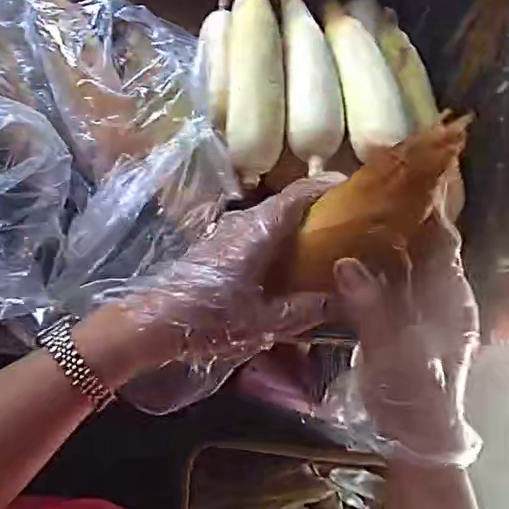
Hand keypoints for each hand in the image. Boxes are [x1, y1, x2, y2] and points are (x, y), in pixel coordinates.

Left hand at [80, 175, 343, 381]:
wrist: (154, 322)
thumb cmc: (210, 318)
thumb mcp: (264, 322)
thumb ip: (304, 308)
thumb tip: (341, 297)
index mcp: (257, 231)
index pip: (297, 195)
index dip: (325, 186)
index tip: (354, 186)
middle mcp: (243, 223)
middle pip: (286, 204)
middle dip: (318, 208)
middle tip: (351, 221)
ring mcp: (227, 232)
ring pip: (271, 219)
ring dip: (298, 225)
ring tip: (328, 242)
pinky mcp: (218, 247)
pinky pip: (258, 233)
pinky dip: (280, 239)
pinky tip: (292, 262)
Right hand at [329, 215, 481, 466]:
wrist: (417, 441)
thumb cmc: (415, 399)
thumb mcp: (394, 357)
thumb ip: (372, 310)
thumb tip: (346, 262)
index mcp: (451, 299)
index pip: (443, 241)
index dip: (428, 208)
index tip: (401, 178)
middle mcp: (442, 296)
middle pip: (425, 245)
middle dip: (401, 216)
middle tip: (364, 190)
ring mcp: (422, 307)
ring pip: (407, 260)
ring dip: (387, 236)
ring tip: (354, 211)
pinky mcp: (404, 318)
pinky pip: (391, 278)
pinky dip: (375, 260)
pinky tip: (350, 252)